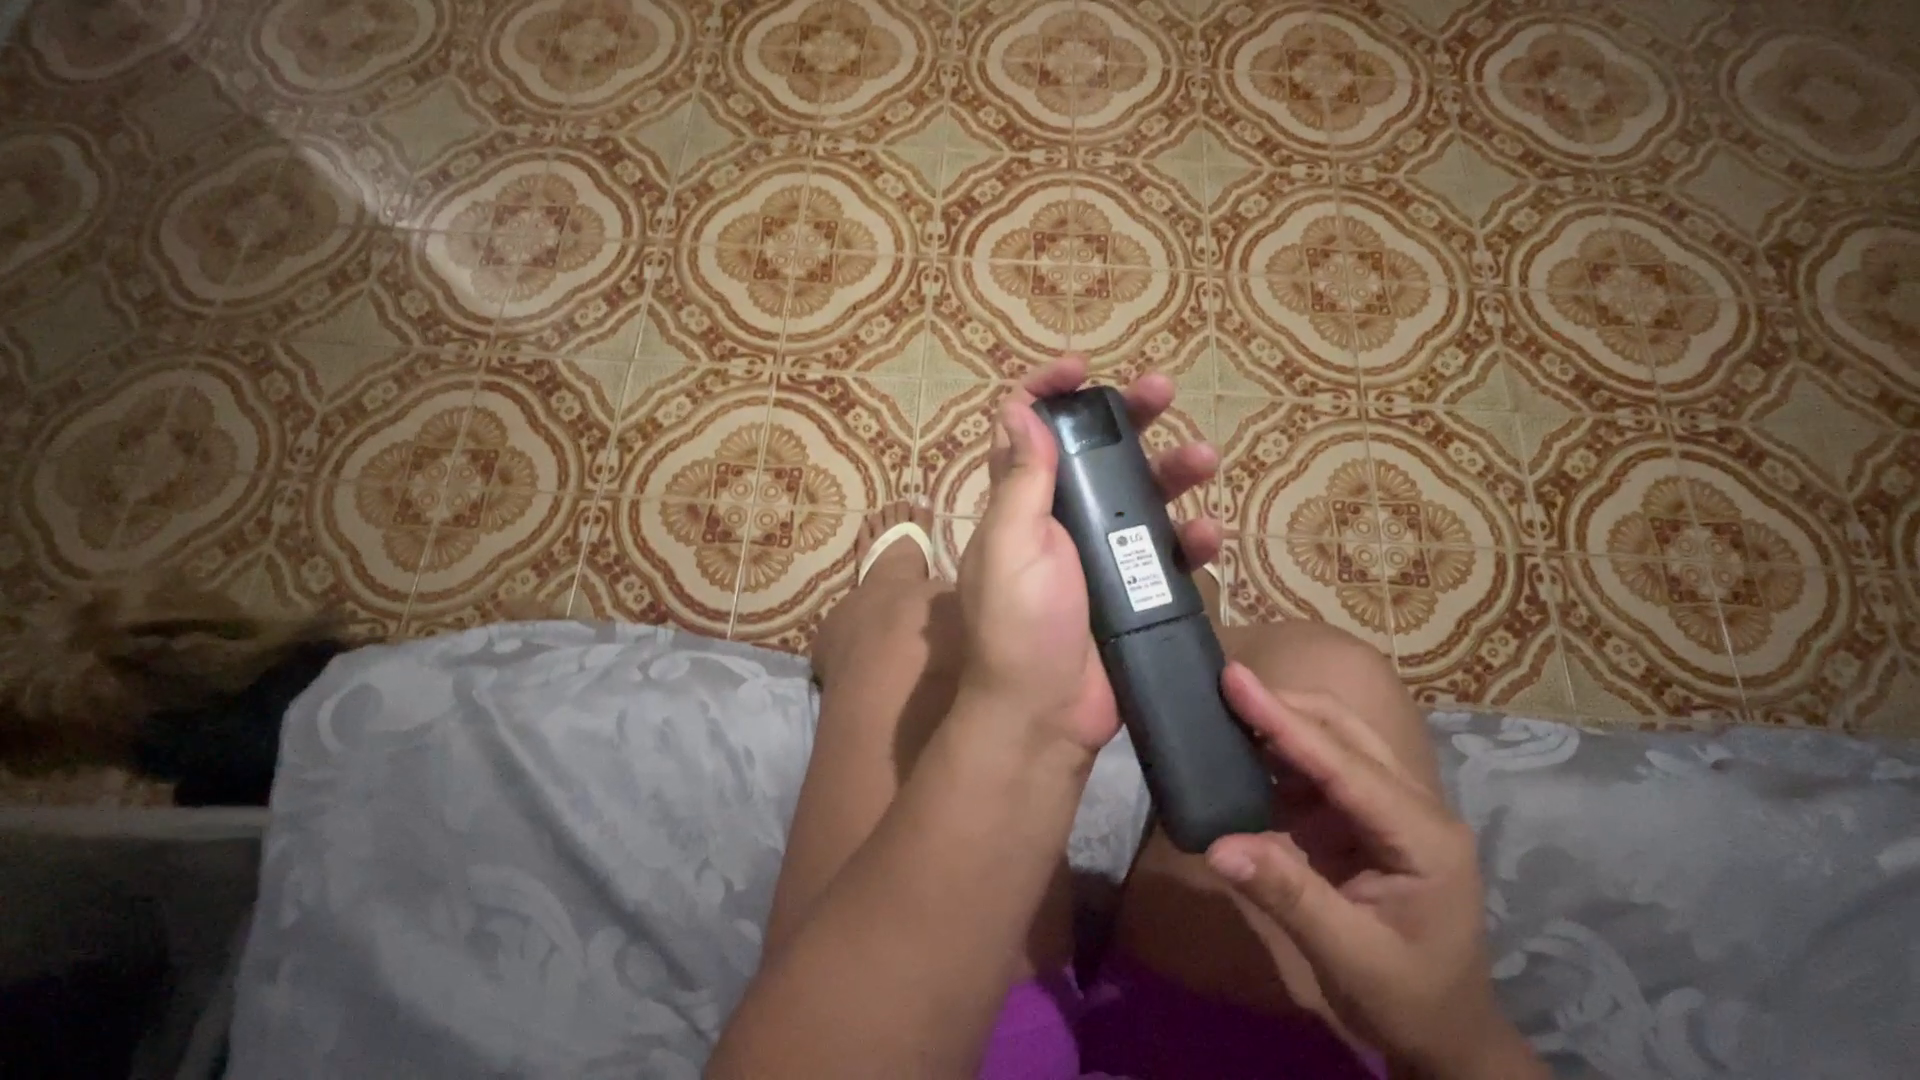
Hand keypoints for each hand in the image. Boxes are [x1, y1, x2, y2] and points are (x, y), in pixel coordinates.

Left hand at [953, 354, 1220, 755]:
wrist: (1047, 713)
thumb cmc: (1020, 624)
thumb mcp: (1011, 543)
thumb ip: (1021, 478)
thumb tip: (1017, 408)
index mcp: (1021, 503)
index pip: (1025, 430)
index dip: (1047, 392)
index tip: (1081, 371)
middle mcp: (1060, 519)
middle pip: (1097, 451)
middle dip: (1128, 416)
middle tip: (1162, 390)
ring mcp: (1102, 553)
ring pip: (1142, 494)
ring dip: (1173, 470)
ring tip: (1204, 457)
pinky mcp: (1137, 587)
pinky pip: (1170, 551)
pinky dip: (1190, 537)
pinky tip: (1207, 534)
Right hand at [1204, 666, 1542, 1078]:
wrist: (1446, 1034)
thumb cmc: (1408, 999)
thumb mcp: (1350, 957)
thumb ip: (1289, 895)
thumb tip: (1218, 846)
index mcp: (1423, 836)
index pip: (1345, 764)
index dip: (1285, 720)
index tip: (1236, 679)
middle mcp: (1414, 808)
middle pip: (1346, 734)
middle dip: (1285, 707)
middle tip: (1222, 686)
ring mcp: (1389, 812)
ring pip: (1333, 745)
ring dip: (1280, 728)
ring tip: (1224, 712)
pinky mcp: (1363, 823)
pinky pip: (1317, 776)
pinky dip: (1278, 761)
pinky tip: (1243, 757)